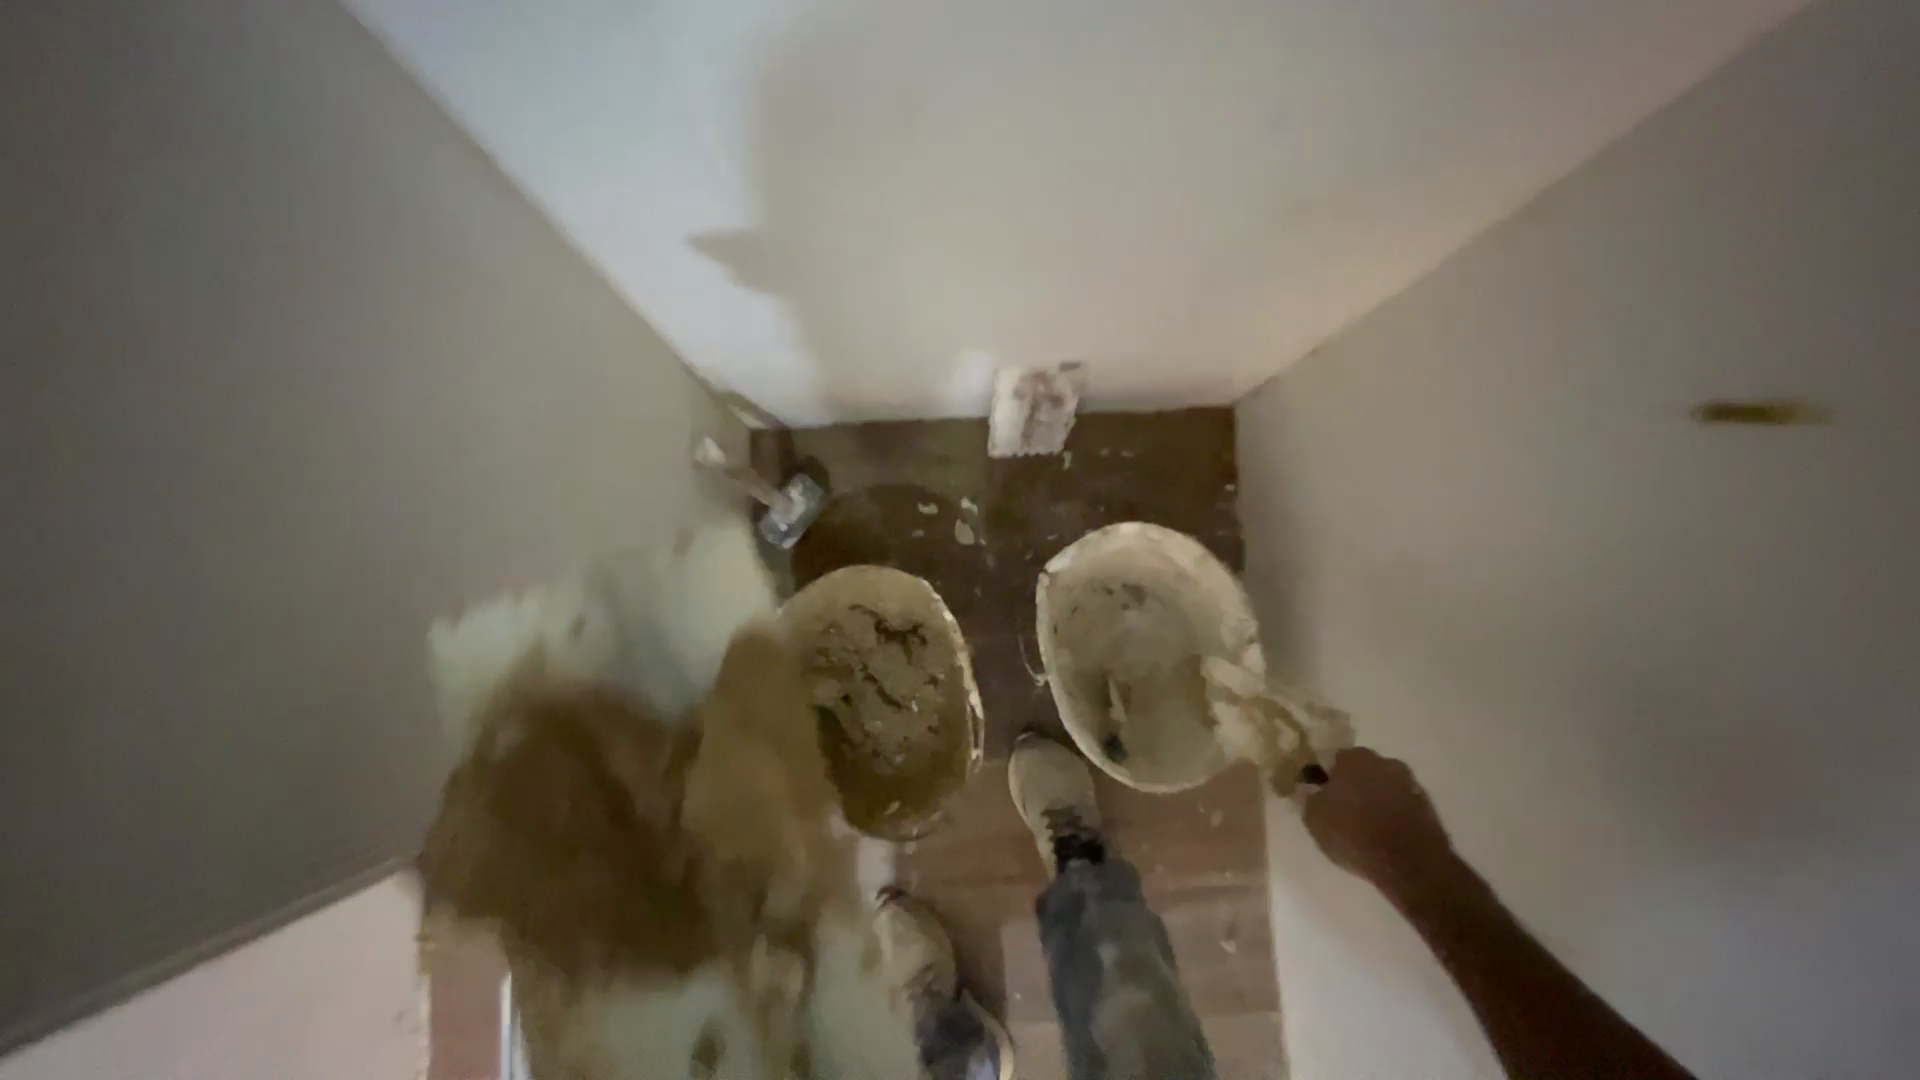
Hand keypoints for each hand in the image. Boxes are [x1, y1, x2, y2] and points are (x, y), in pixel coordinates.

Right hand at [1302, 748, 1455, 891]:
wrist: (1412, 865)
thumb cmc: (1354, 834)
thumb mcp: (1314, 818)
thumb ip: (1306, 797)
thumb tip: (1306, 788)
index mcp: (1354, 757)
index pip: (1329, 759)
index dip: (1320, 778)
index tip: (1315, 796)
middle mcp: (1385, 762)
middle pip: (1359, 771)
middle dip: (1349, 787)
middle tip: (1338, 812)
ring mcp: (1410, 784)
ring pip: (1381, 788)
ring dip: (1372, 801)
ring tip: (1362, 829)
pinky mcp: (1428, 808)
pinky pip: (1399, 806)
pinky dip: (1390, 815)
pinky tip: (1383, 837)